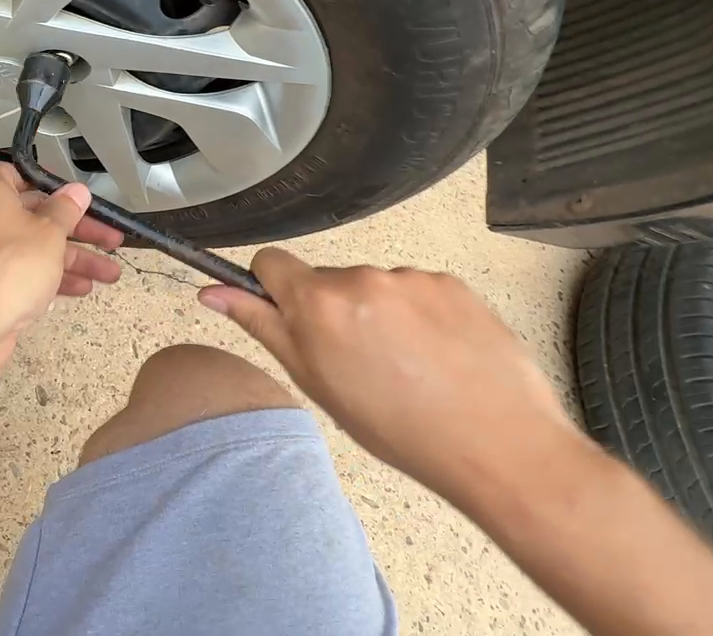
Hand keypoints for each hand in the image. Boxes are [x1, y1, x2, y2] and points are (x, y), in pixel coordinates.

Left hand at [0, 163, 122, 377]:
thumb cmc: (9, 265)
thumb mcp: (49, 231)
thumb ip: (66, 210)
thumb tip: (75, 191)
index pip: (16, 175)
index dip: (47, 183)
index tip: (75, 196)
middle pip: (34, 215)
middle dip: (77, 229)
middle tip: (111, 239)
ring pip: (34, 248)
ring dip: (73, 259)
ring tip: (110, 274)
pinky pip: (24, 272)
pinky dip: (51, 278)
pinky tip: (82, 289)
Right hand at [198, 248, 586, 503]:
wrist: (503, 450)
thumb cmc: (398, 427)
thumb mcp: (312, 380)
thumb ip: (260, 325)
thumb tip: (210, 292)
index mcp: (317, 301)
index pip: (270, 262)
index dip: (273, 288)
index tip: (292, 320)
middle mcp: (360, 277)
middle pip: (324, 280)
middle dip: (331, 310)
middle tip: (357, 362)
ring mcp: (411, 279)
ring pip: (371, 287)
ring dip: (377, 313)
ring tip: (406, 365)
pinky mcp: (453, 285)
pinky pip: (416, 290)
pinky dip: (419, 315)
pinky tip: (437, 356)